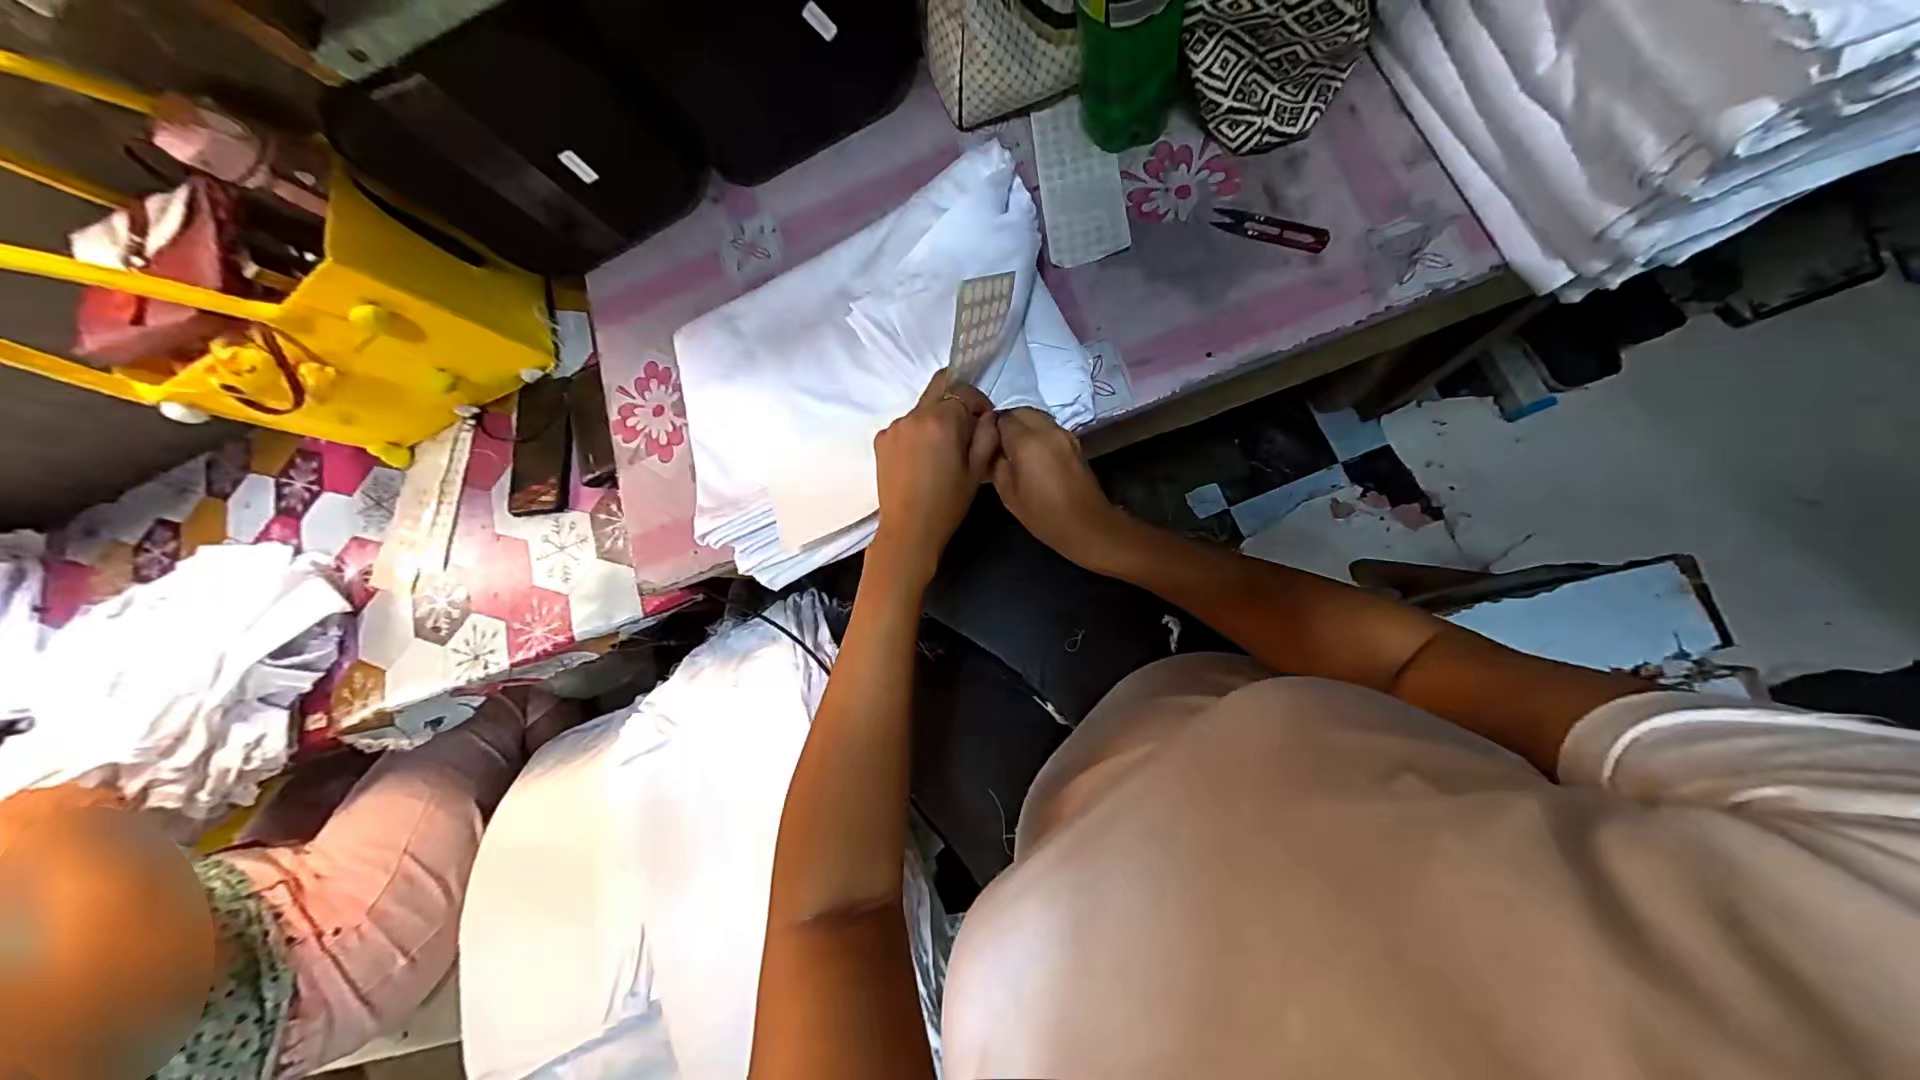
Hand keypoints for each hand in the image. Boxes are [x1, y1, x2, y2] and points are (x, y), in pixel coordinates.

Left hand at [869, 371, 998, 588]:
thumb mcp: (977, 471)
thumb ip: (986, 435)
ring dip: (936, 419)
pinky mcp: (881, 440)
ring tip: (942, 451)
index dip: (979, 402)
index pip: (964, 390)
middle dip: (957, 401)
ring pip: (922, 409)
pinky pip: (906, 426)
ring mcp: (894, 427)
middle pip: (939, 388)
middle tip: (965, 428)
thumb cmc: (947, 504)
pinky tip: (922, 460)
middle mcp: (914, 415)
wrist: (908, 530)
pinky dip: (918, 434)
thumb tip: (985, 417)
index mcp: (941, 420)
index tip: (983, 422)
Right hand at [991, 407, 1134, 571]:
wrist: (1086, 524)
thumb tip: (994, 450)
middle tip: (1002, 447)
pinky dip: (1039, 434)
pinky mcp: (1075, 442)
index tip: (989, 447)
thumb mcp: (1008, 494)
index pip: (1002, 418)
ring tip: (1018, 452)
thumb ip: (996, 464)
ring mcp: (1064, 434)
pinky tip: (1035, 456)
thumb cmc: (1043, 514)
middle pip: (1022, 411)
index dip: (992, 430)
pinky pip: (1050, 428)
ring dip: (1025, 427)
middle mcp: (1047, 430)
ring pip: (1038, 417)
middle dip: (1009, 424)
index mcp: (1027, 441)